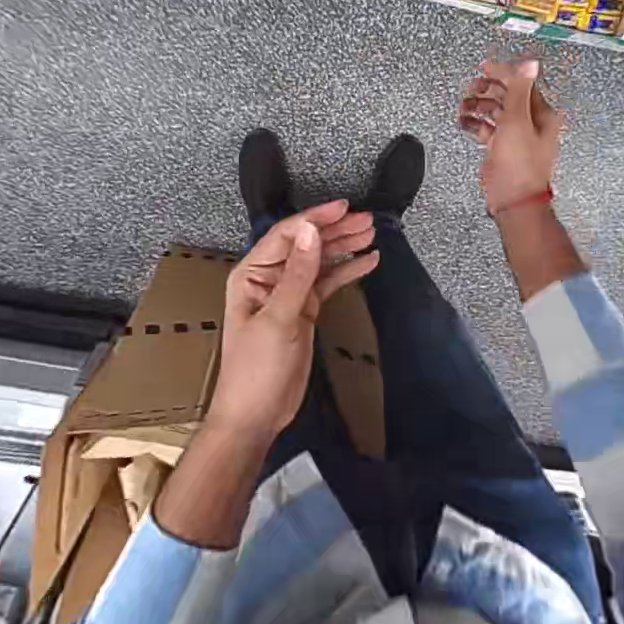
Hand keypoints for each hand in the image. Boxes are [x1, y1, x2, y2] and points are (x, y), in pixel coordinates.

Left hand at [207, 200, 379, 440]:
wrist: (256, 415)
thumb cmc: (256, 369)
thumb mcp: (278, 319)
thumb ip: (297, 274)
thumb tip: (310, 230)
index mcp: (252, 273)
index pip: (286, 235)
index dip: (315, 219)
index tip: (344, 208)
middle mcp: (269, 277)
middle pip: (305, 245)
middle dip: (335, 230)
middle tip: (367, 220)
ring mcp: (288, 293)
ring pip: (319, 261)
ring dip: (343, 247)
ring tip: (371, 234)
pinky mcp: (304, 309)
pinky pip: (327, 282)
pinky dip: (346, 271)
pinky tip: (367, 262)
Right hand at [457, 59, 562, 214]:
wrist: (513, 199)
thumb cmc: (520, 165)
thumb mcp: (518, 121)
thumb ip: (520, 90)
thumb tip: (530, 63)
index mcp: (540, 114)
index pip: (522, 84)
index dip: (503, 73)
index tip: (485, 67)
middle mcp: (530, 123)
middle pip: (507, 96)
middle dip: (487, 89)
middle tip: (471, 87)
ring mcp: (515, 136)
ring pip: (495, 111)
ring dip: (478, 105)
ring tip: (464, 106)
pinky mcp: (501, 148)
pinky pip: (486, 129)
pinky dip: (474, 123)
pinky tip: (464, 122)